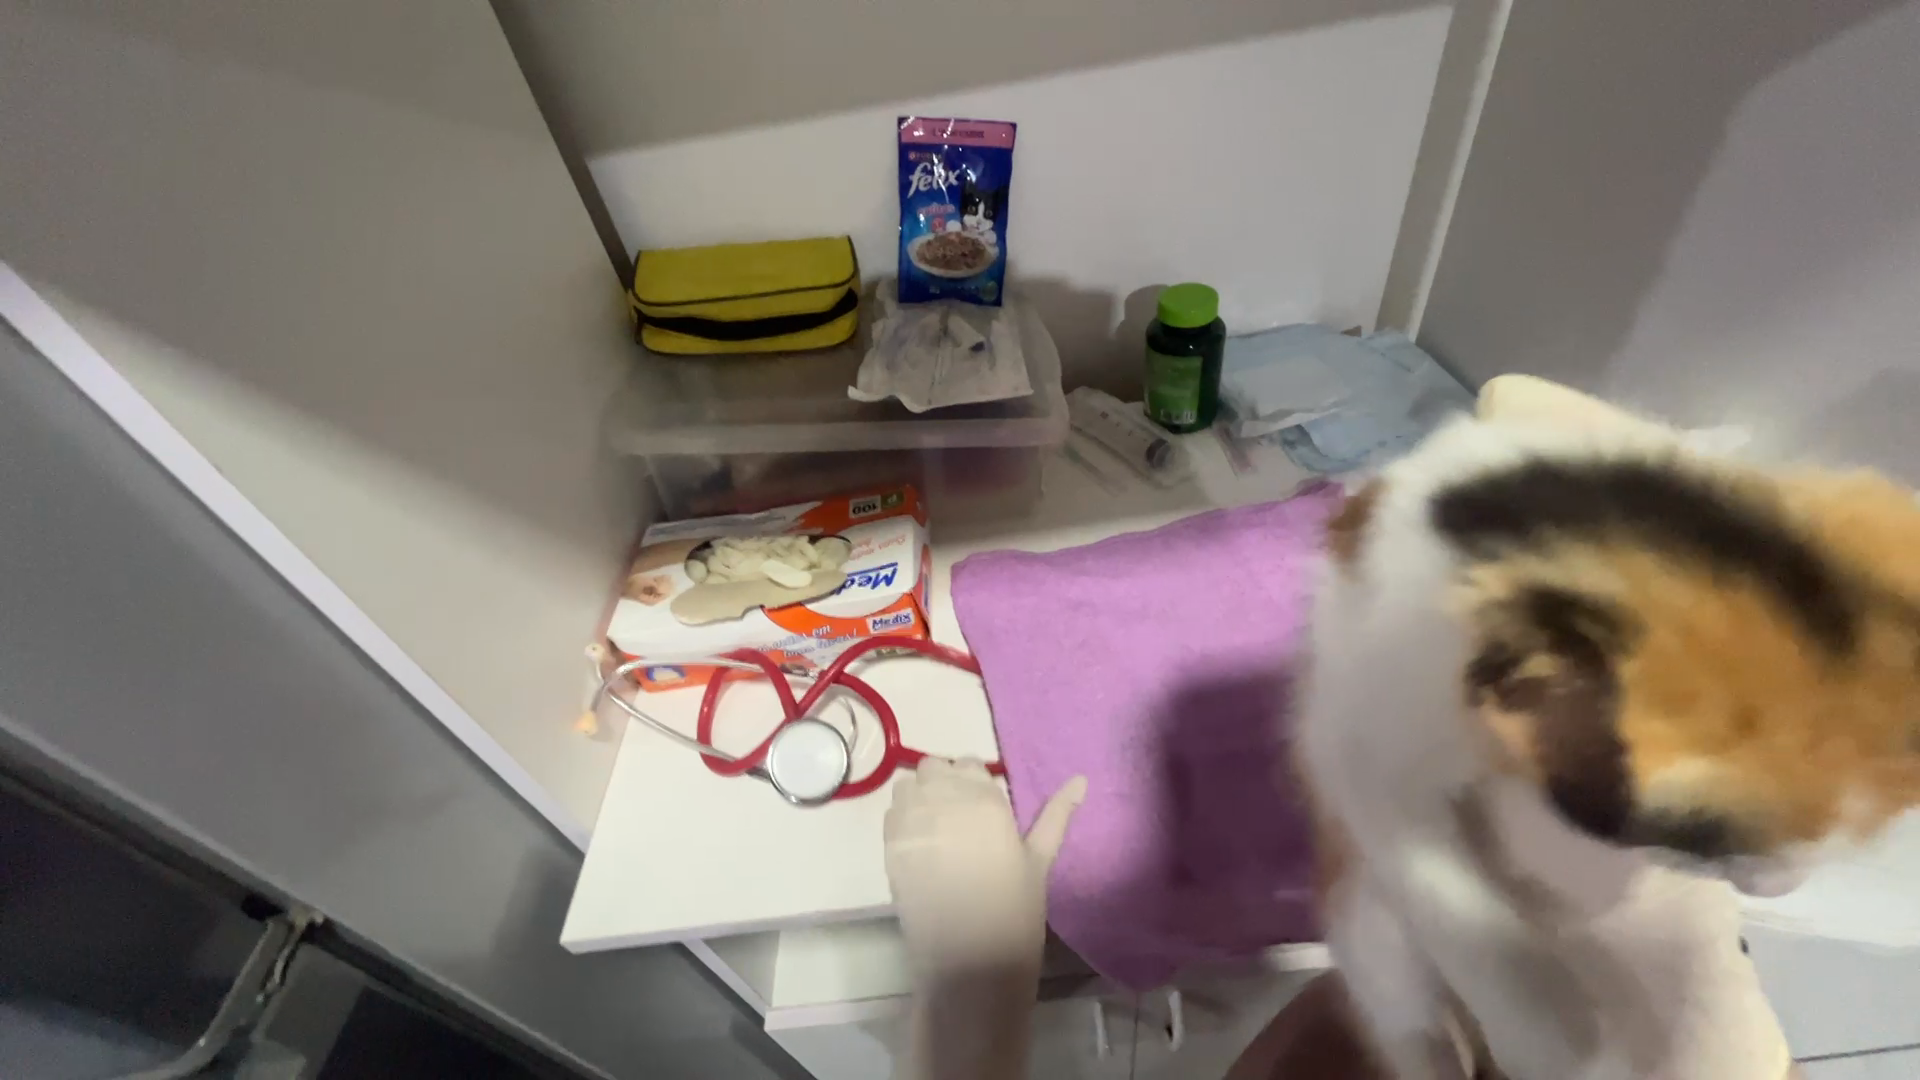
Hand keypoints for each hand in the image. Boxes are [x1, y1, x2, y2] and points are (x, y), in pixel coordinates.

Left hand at [884, 759, 1085, 977]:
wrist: (970, 962)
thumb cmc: (1015, 911)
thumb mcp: (1039, 859)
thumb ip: (1057, 814)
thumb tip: (1081, 779)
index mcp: (987, 799)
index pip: (970, 764)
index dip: (973, 784)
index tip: (980, 810)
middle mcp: (948, 798)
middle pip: (935, 767)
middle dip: (943, 784)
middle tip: (957, 819)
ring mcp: (915, 819)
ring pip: (910, 784)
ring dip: (919, 797)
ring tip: (935, 830)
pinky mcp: (891, 844)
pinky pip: (891, 812)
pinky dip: (901, 820)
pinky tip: (918, 846)